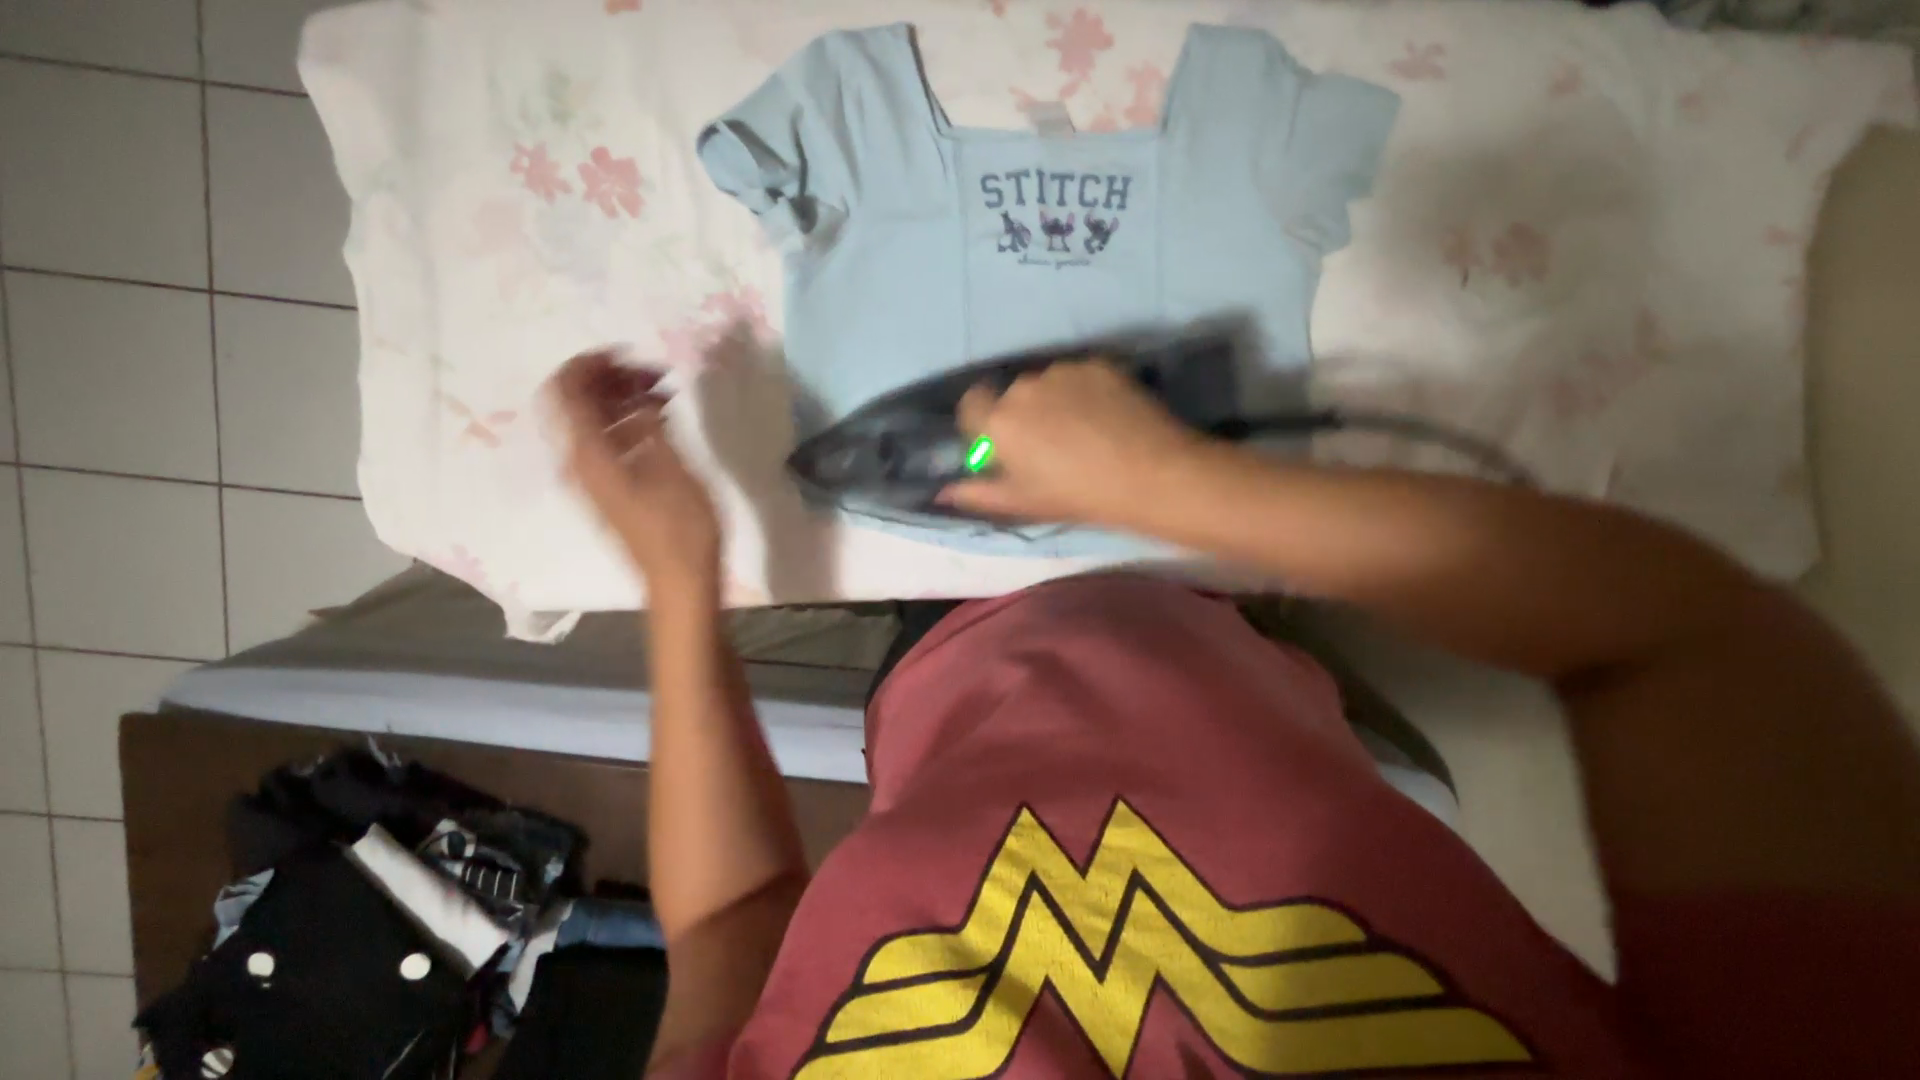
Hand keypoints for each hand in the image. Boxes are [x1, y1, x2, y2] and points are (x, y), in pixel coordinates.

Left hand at [549, 350, 721, 593]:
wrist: (680, 582)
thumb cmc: (681, 529)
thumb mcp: (673, 468)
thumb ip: (648, 423)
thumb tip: (636, 392)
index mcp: (588, 455)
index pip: (565, 391)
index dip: (589, 364)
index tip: (627, 354)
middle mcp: (580, 463)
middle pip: (575, 404)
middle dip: (608, 378)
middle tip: (650, 371)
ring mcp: (593, 479)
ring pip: (592, 422)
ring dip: (620, 399)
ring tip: (660, 390)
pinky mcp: (610, 489)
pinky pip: (606, 441)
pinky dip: (626, 422)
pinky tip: (658, 419)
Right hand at [939, 359, 1202, 525]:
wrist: (1152, 474)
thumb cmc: (1080, 496)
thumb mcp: (1024, 502)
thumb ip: (978, 493)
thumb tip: (943, 492)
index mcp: (1000, 421)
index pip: (971, 406)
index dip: (983, 423)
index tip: (1003, 444)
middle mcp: (1025, 387)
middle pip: (1012, 396)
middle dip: (1023, 415)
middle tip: (1050, 446)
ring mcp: (1064, 371)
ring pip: (1047, 384)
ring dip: (1055, 401)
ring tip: (1084, 432)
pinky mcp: (1099, 364)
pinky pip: (1080, 376)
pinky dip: (1085, 392)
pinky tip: (1106, 418)